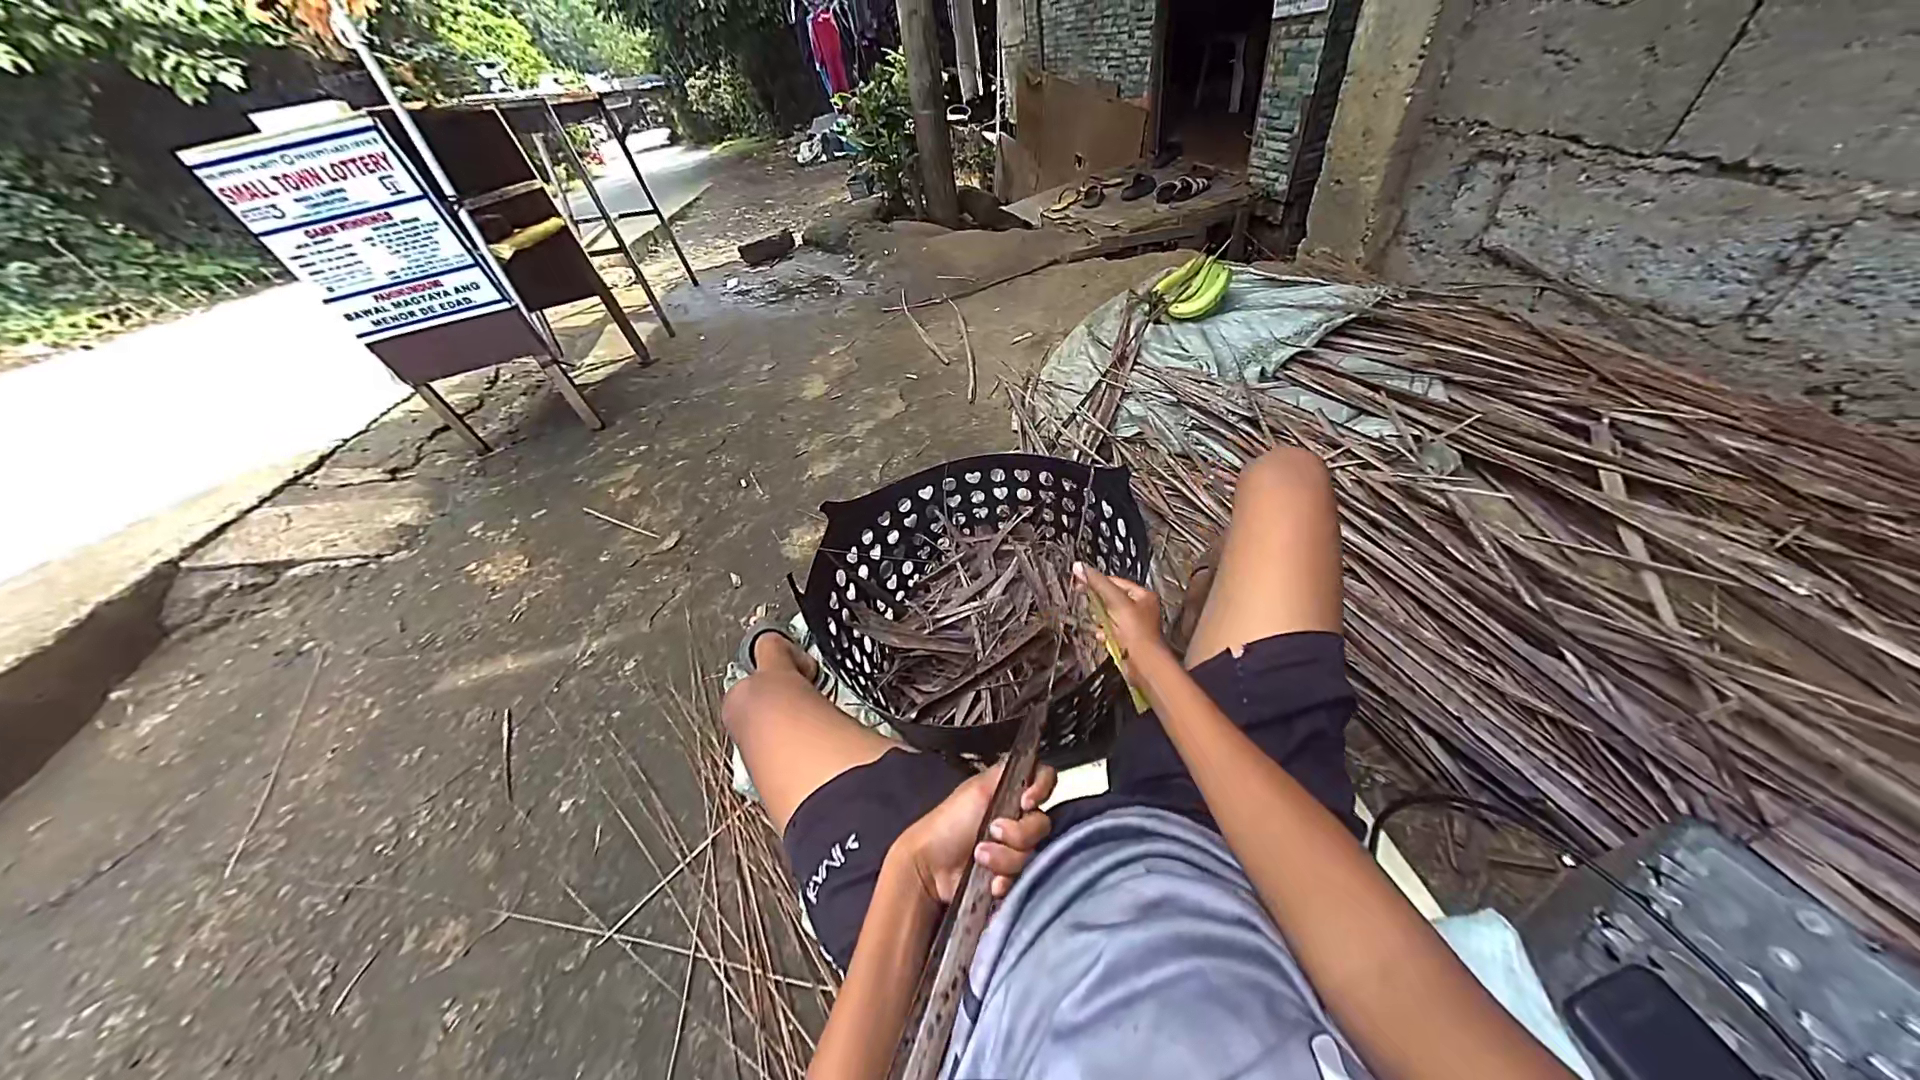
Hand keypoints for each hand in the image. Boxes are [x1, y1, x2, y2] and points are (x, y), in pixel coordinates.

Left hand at [897, 761, 1056, 904]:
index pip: (1045, 778)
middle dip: (1017, 833)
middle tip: (992, 831)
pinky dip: (1007, 879)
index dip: (1042, 789)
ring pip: (1033, 852)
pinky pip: (1026, 877)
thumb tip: (1035, 768)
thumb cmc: (948, 824)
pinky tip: (990, 880)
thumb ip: (1009, 774)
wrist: (931, 868)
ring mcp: (1016, 847)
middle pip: (1041, 822)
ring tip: (981, 856)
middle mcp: (1017, 816)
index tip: (1026, 803)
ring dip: (1006, 858)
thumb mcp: (978, 790)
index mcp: (1010, 789)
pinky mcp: (1013, 874)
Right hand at [1073, 561, 1167, 678]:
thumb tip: (1079, 567)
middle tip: (1088, 605)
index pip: (1115, 582)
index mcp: (1143, 596)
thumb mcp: (1115, 601)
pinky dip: (1104, 633)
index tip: (1081, 584)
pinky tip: (1103, 636)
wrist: (1143, 664)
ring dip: (1100, 620)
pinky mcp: (1127, 640)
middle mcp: (1140, 609)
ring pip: (1108, 616)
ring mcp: (1133, 626)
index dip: (1098, 583)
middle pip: (1110, 599)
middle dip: (1098, 604)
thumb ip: (1097, 583)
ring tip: (1100, 624)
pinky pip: (1110, 631)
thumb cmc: (1136, 631)